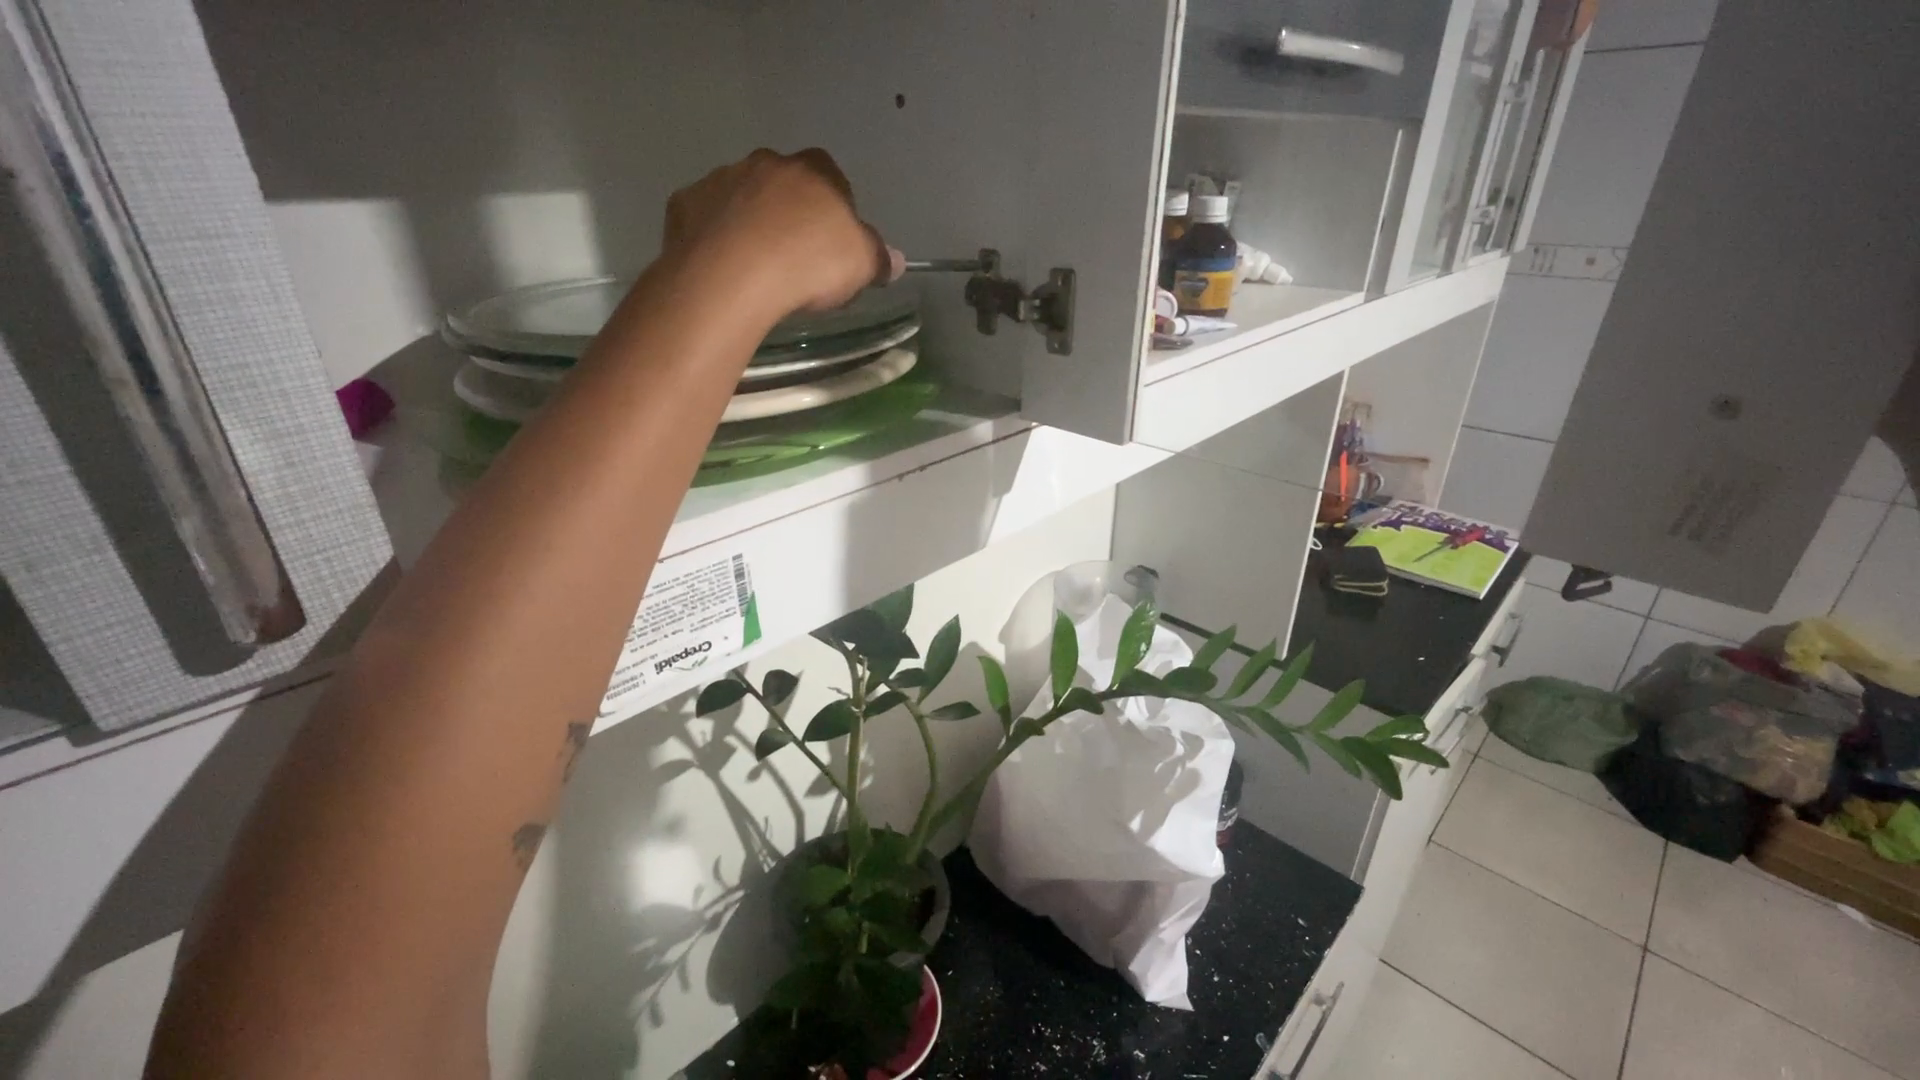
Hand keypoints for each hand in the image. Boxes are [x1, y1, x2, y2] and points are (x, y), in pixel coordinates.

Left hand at [663, 148, 903, 319]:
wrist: (731, 275)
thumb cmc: (807, 263)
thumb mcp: (861, 265)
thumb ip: (878, 258)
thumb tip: (895, 260)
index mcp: (814, 171)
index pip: (832, 178)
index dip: (835, 210)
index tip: (833, 245)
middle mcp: (766, 163)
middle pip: (783, 185)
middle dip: (788, 213)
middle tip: (794, 257)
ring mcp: (720, 180)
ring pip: (740, 198)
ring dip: (748, 223)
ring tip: (754, 269)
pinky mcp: (684, 205)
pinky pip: (705, 219)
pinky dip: (713, 238)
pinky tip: (721, 269)